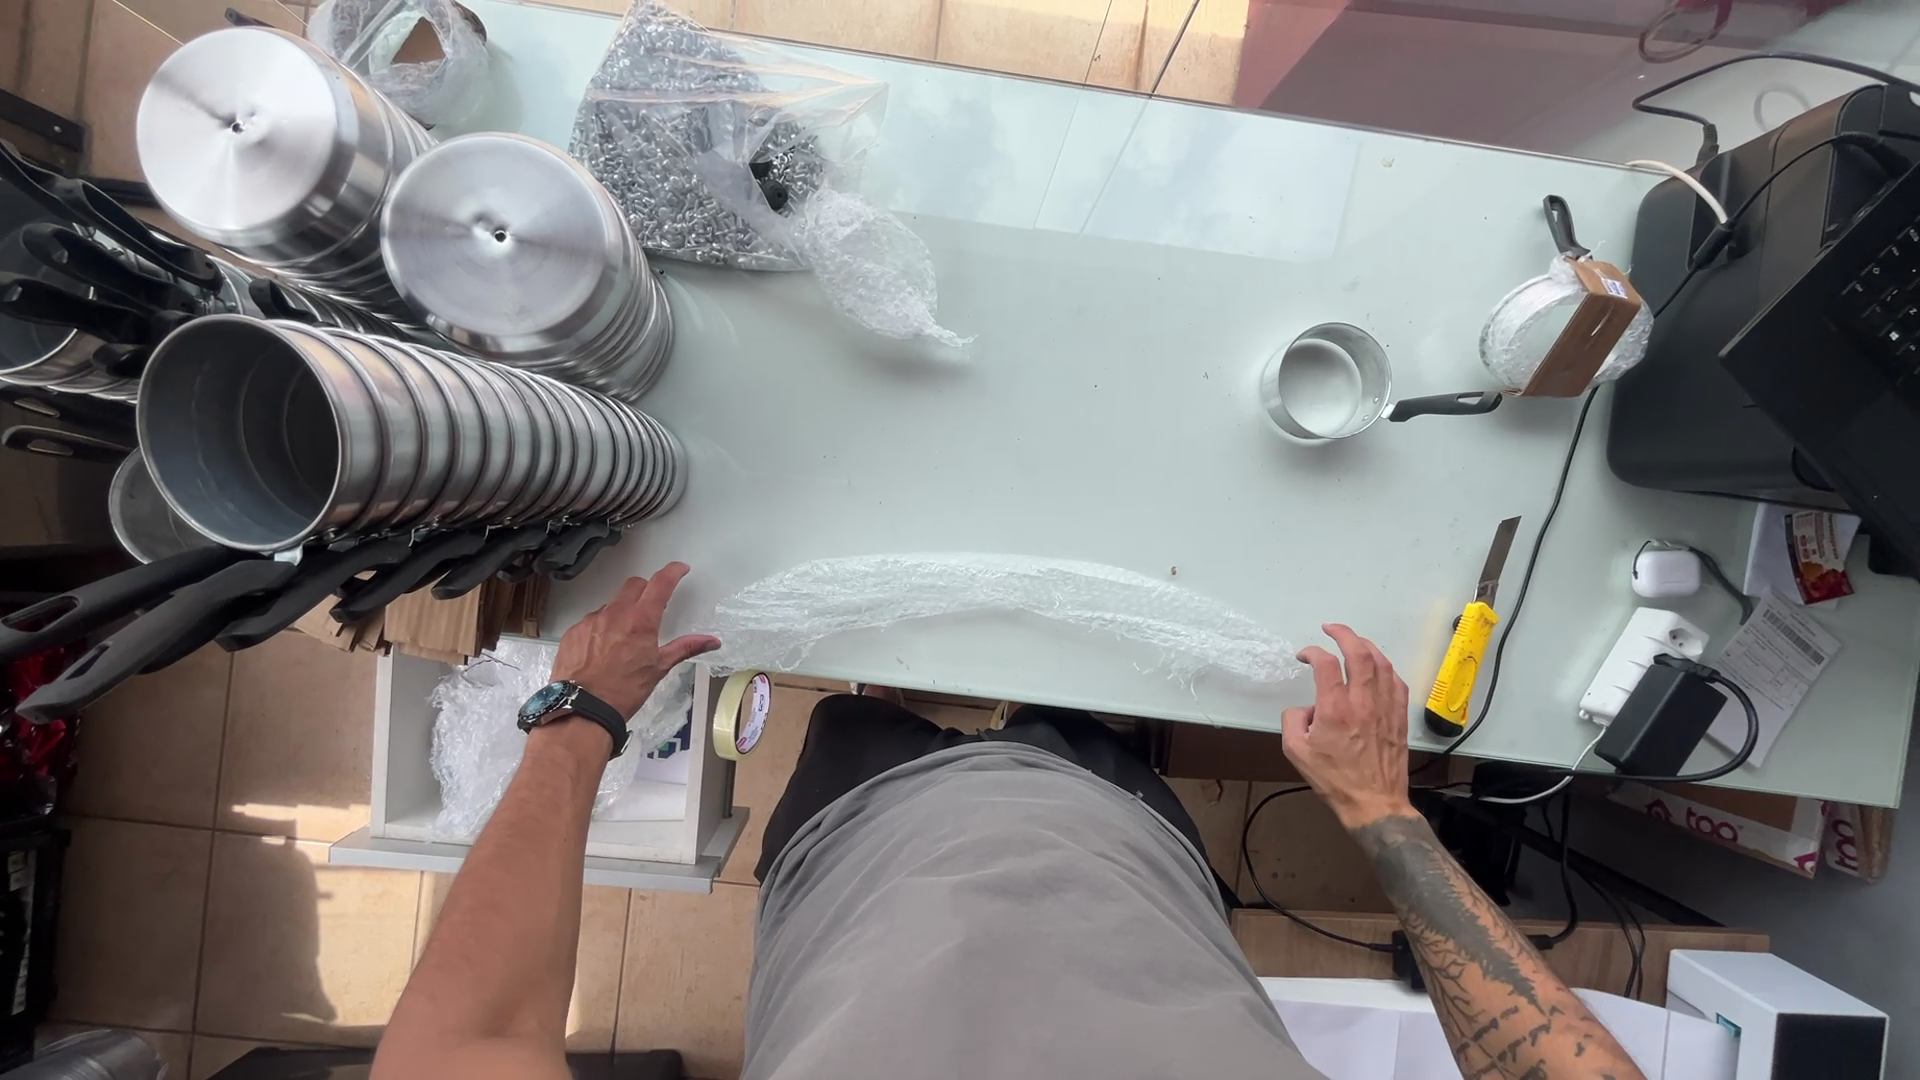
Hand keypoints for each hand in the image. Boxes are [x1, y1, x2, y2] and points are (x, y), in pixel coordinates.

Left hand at [551, 563, 720, 718]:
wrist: (581, 710)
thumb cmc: (624, 691)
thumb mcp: (659, 668)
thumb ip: (686, 648)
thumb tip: (713, 641)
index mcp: (641, 620)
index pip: (660, 583)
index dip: (673, 571)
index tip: (680, 569)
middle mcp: (615, 614)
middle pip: (634, 585)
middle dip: (647, 588)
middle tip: (653, 604)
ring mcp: (590, 621)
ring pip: (611, 604)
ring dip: (622, 611)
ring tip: (625, 636)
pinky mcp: (573, 632)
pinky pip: (591, 620)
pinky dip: (602, 627)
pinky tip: (603, 648)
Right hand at [1281, 623, 1414, 831]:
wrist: (1373, 803)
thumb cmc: (1332, 779)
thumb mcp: (1294, 750)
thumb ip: (1293, 719)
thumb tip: (1306, 707)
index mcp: (1334, 709)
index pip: (1325, 664)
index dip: (1312, 652)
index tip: (1304, 655)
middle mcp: (1362, 703)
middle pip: (1360, 654)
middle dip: (1344, 634)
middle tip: (1331, 629)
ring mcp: (1385, 709)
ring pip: (1382, 664)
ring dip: (1366, 646)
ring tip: (1353, 642)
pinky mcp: (1398, 718)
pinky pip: (1396, 682)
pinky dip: (1385, 668)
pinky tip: (1377, 667)